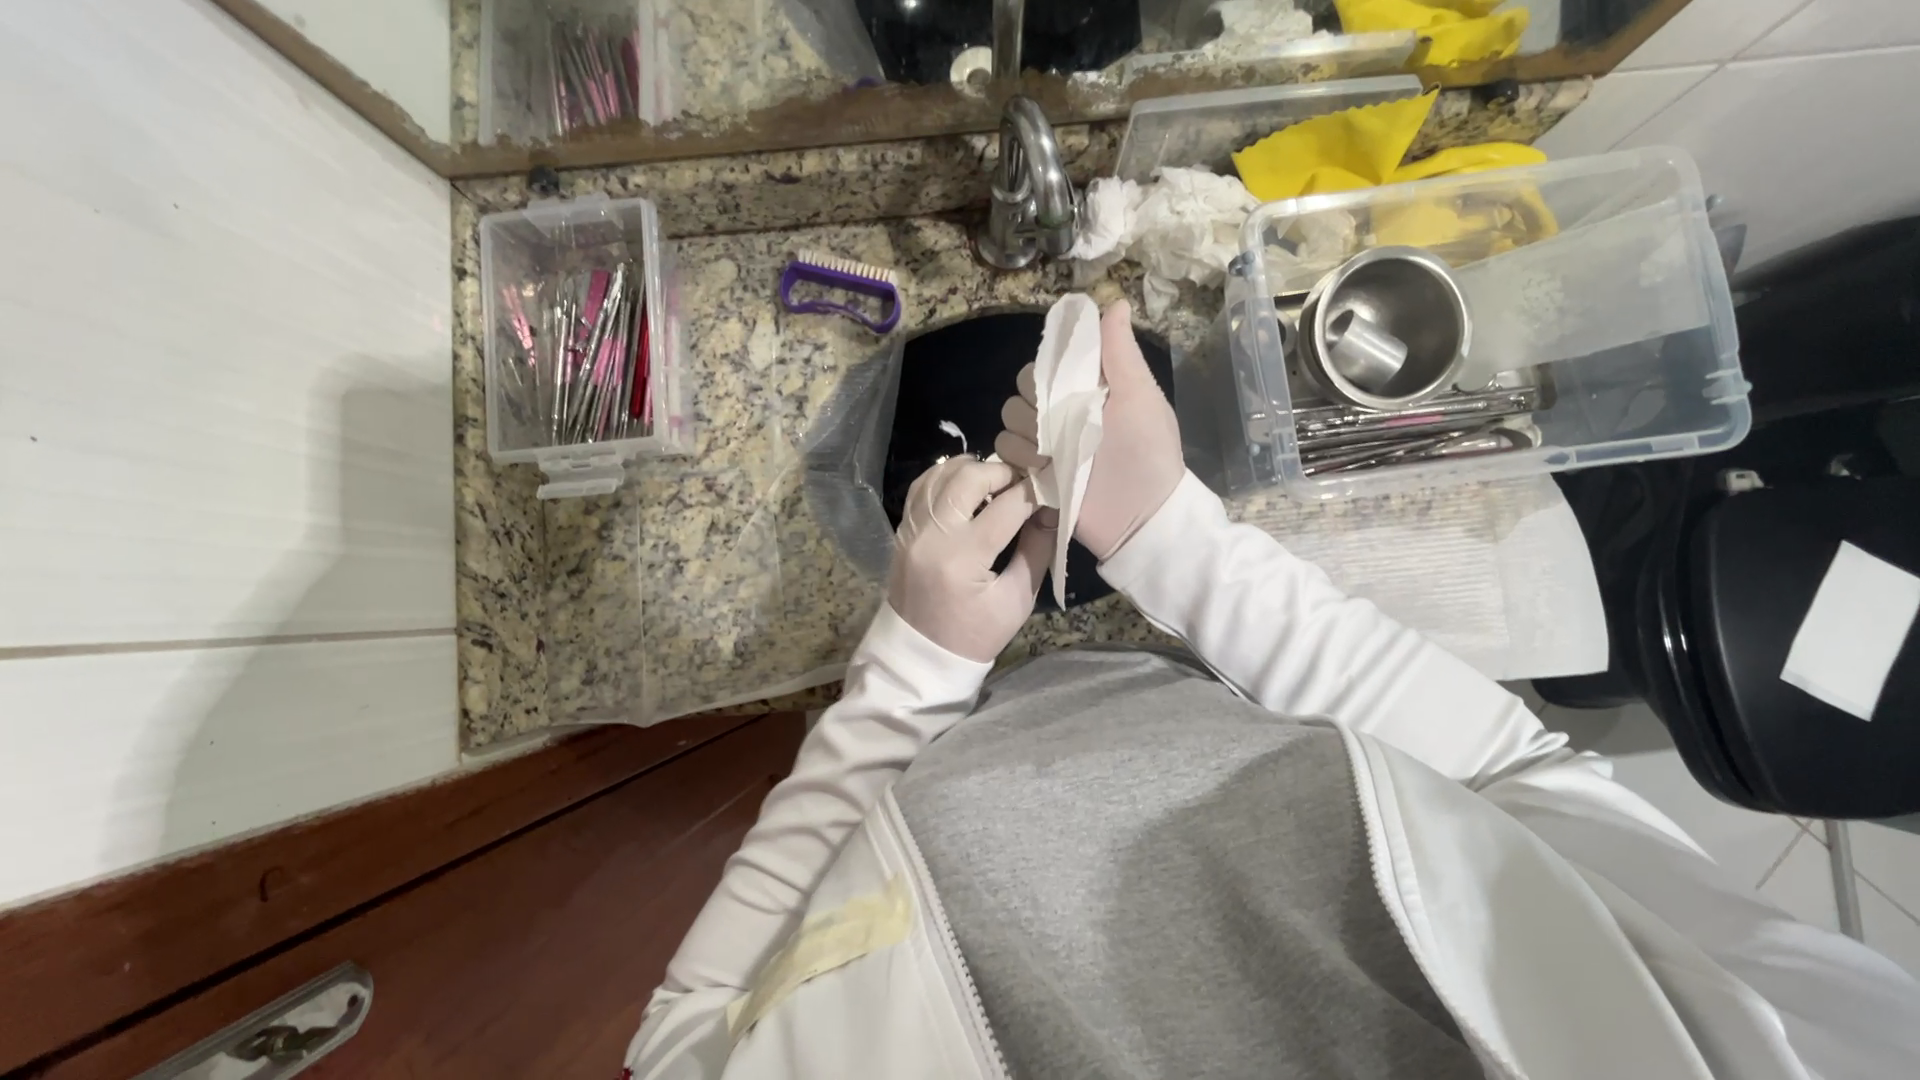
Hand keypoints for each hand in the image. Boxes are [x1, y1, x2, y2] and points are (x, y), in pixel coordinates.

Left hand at [888, 456, 1052, 662]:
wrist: (920, 654)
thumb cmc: (975, 634)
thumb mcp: (1017, 600)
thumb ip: (1038, 549)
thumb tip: (1051, 509)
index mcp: (963, 557)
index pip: (1008, 506)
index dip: (1035, 492)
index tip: (1052, 488)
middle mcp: (932, 534)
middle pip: (969, 477)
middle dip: (1003, 472)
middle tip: (1022, 484)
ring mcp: (912, 529)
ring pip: (941, 473)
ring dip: (974, 470)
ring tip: (996, 485)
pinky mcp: (903, 529)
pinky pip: (923, 485)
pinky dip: (947, 477)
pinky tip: (967, 486)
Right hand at [995, 299, 1183, 561]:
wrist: (1141, 516)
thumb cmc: (1146, 452)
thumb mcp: (1140, 397)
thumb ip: (1121, 353)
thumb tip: (1115, 302)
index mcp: (1085, 390)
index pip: (1044, 365)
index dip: (1045, 372)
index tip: (1061, 387)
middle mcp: (1060, 414)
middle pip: (1020, 390)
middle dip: (1032, 404)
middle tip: (1056, 425)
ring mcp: (1044, 445)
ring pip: (1007, 420)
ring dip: (1024, 434)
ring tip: (1051, 455)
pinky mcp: (1032, 475)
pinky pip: (1003, 453)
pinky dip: (1016, 458)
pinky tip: (1041, 470)